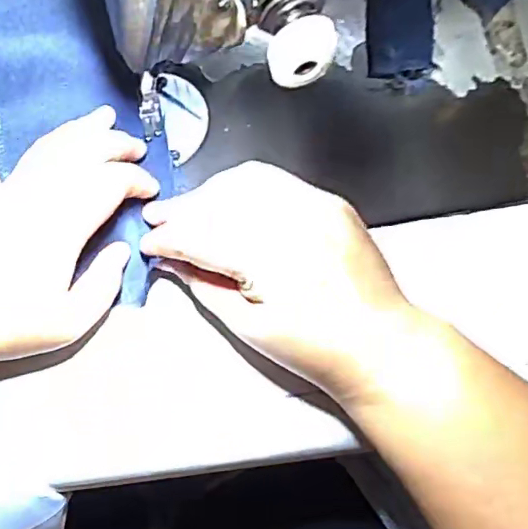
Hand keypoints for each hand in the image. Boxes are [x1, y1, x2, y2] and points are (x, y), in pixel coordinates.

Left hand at [0, 107, 158, 369]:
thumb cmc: (11, 328)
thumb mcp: (71, 320)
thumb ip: (104, 284)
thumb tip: (120, 250)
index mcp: (64, 225)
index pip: (109, 183)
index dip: (135, 180)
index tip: (149, 190)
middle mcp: (35, 199)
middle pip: (81, 155)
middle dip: (113, 145)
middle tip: (135, 147)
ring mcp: (3, 198)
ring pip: (44, 150)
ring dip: (74, 131)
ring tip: (98, 119)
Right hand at [138, 161, 431, 402]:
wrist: (377, 343)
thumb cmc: (315, 347)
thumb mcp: (247, 325)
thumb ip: (204, 286)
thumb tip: (173, 264)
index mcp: (269, 258)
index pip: (203, 235)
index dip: (169, 238)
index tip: (150, 244)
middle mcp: (293, 221)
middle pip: (221, 200)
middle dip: (185, 209)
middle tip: (160, 220)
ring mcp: (316, 207)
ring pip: (247, 181)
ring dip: (212, 192)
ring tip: (190, 209)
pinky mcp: (330, 204)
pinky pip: (278, 182)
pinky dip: (246, 188)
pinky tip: (230, 202)